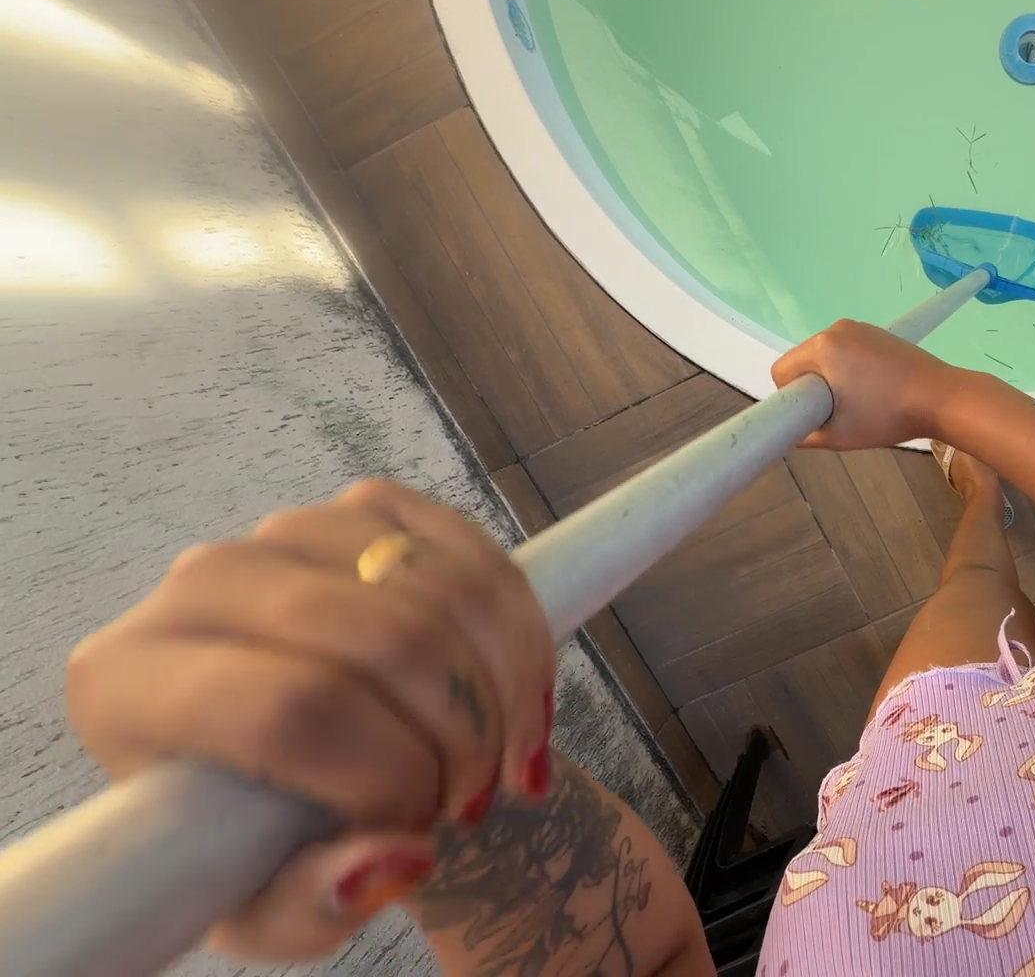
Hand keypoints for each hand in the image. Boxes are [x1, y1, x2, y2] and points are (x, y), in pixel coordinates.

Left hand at [64, 481, 556, 959]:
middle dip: (471, 729)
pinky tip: (527, 688)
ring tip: (511, 748)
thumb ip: (318, 901)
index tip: (423, 824)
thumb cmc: (279, 820)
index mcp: (133, 678)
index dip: (389, 769)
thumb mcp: (278, 896)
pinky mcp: (382, 506)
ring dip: (513, 684)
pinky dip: (528, 632)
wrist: (325, 731)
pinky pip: (487, 560)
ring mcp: (302, 528)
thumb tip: (397, 859)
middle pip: (393, 640)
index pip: (293, 708)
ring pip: (456, 593)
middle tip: (484, 791)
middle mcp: (208, 580)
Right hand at [772, 319, 965, 448]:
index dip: (791, 398)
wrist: (941, 397)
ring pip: (829, 357)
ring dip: (835, 378)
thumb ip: (806, 436)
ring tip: (862, 402)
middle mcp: (838, 328)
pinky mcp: (880, 333)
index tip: (815, 415)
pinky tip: (877, 389)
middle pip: (805, 361)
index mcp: (822, 346)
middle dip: (814, 387)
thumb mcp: (839, 436)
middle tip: (841, 412)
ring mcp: (862, 327)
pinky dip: (854, 370)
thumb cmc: (887, 415)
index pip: (782, 371)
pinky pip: (850, 352)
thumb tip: (794, 433)